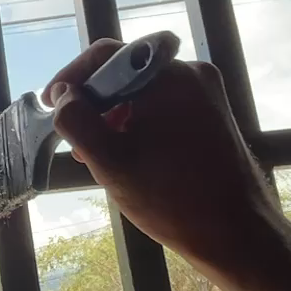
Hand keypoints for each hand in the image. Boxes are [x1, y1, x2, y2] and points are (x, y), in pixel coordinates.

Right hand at [44, 39, 281, 267]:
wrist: (239, 235)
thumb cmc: (172, 199)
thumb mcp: (108, 161)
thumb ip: (76, 120)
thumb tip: (64, 95)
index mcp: (168, 76)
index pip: (106, 55)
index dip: (72, 76)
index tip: (51, 103)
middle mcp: (191, 74)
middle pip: (125, 72)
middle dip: (94, 102)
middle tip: (75, 137)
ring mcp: (206, 94)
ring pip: (143, 91)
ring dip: (114, 115)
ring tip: (98, 154)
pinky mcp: (213, 115)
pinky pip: (164, 105)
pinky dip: (139, 123)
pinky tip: (129, 156)